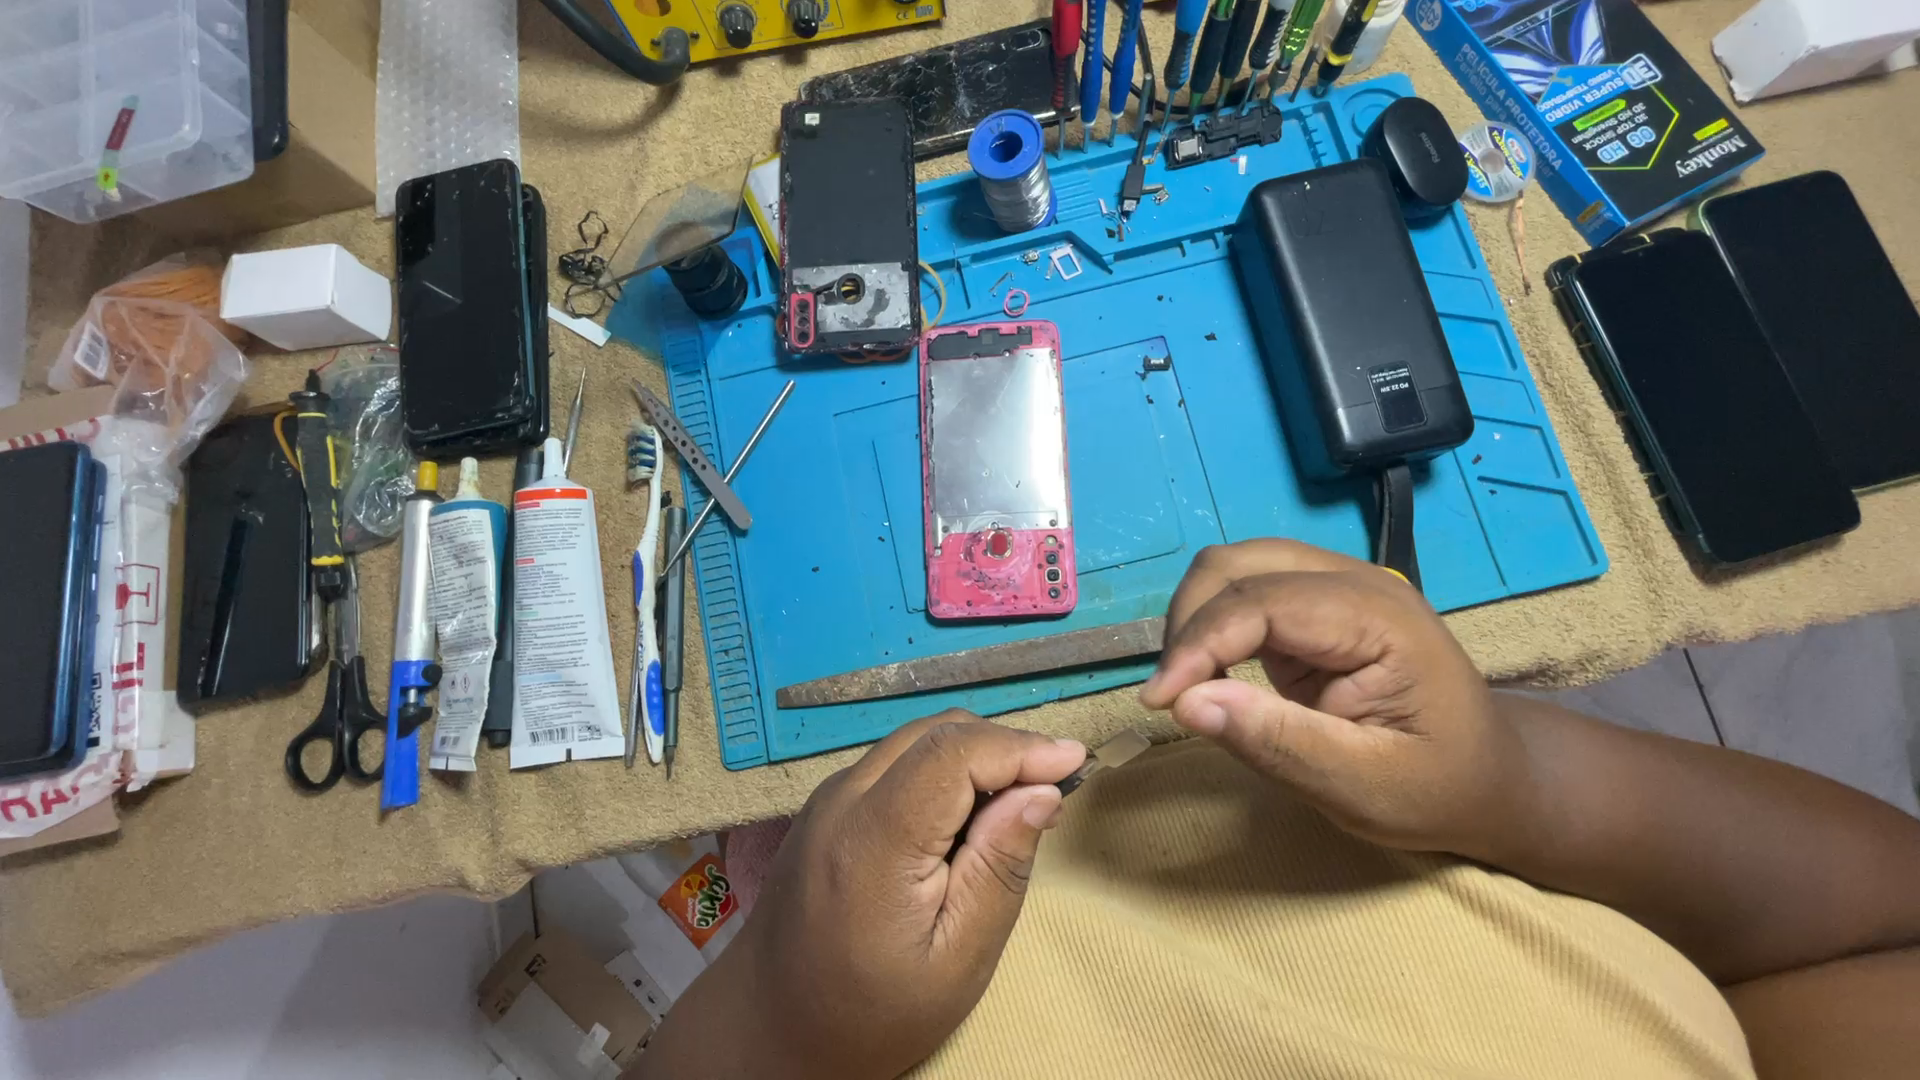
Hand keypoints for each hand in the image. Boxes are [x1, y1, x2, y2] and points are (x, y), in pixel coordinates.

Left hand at [639, 713, 1084, 1079]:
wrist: (770, 1028)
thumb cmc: (872, 1012)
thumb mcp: (957, 961)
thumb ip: (1000, 869)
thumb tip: (1043, 790)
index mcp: (873, 840)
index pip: (953, 753)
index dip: (1020, 746)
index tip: (1075, 761)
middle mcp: (844, 797)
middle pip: (936, 733)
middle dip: (1003, 745)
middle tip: (1050, 786)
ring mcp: (830, 794)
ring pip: (916, 738)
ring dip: (974, 754)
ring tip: (1014, 801)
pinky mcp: (828, 801)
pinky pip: (897, 759)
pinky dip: (943, 767)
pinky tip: (964, 812)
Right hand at [1138, 539, 1523, 858]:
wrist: (1487, 777)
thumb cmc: (1437, 788)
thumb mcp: (1365, 787)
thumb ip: (1278, 742)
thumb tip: (1185, 703)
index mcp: (1378, 618)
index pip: (1261, 602)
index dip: (1200, 644)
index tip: (1160, 703)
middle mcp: (1352, 581)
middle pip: (1235, 565)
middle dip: (1188, 623)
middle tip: (1171, 694)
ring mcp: (1331, 585)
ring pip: (1230, 568)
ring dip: (1192, 619)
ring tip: (1184, 683)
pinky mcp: (1310, 603)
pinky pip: (1240, 591)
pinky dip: (1208, 624)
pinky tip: (1206, 670)